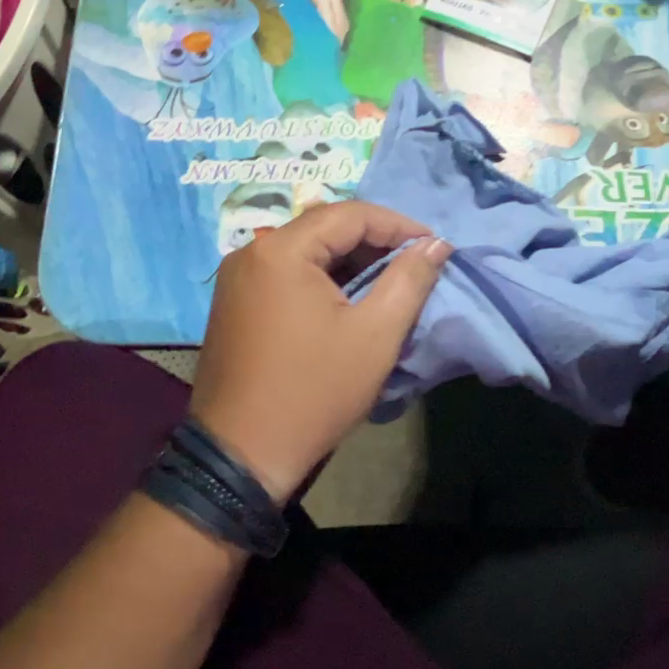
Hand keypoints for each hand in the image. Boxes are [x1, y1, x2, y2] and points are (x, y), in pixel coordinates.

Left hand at [190, 202, 450, 500]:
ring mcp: (236, 278)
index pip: (349, 214)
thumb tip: (436, 245)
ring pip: (304, 251)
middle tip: (415, 264)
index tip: (434, 246)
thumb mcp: (375, 335)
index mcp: (281, 250)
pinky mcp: (232, 303)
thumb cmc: (315, 391)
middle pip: (323, 228)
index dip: (398, 225)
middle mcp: (250, 251)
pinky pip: (285, 273)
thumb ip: (409, 280)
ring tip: (389, 282)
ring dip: (348, 261)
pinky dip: (321, 279)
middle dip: (374, 242)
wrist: (242, 455)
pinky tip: (348, 300)